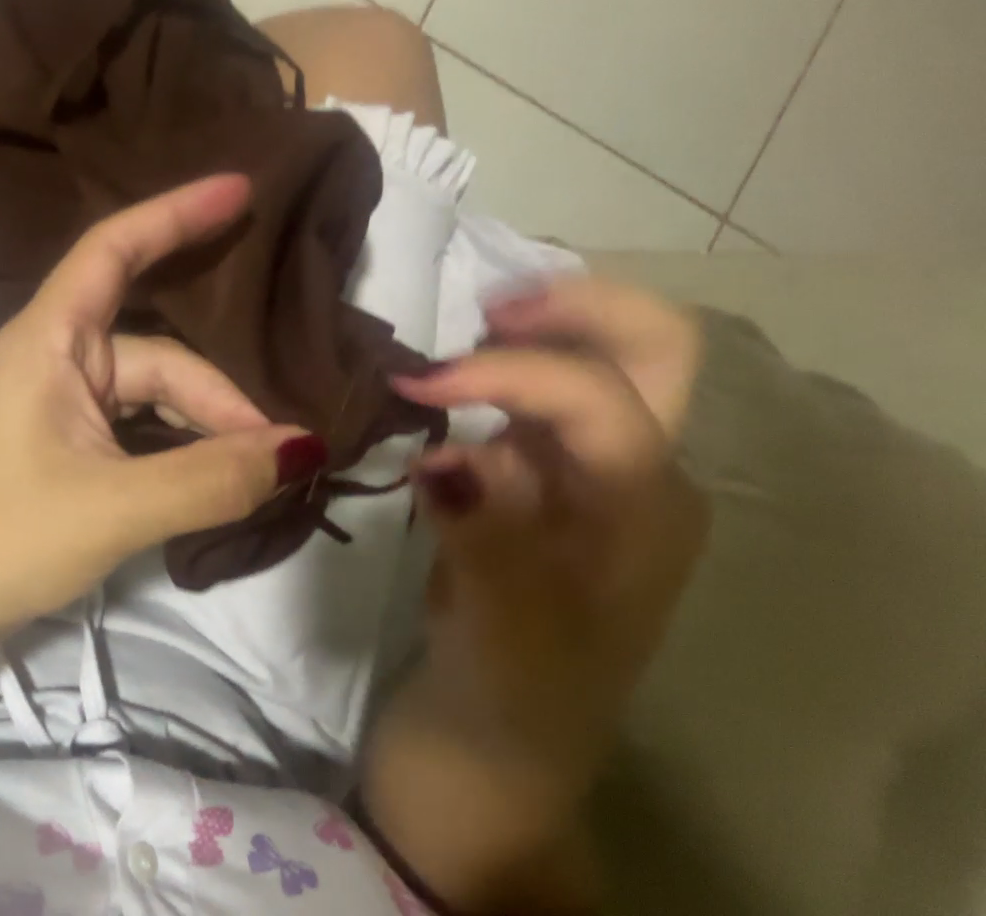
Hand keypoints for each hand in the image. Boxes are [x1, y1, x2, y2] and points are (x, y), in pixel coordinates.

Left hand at [0, 174, 323, 641]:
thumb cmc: (8, 540)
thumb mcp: (118, 507)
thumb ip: (213, 477)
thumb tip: (304, 449)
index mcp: (45, 342)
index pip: (111, 250)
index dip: (175, 213)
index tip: (243, 191)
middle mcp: (50, 357)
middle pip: (155, 347)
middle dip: (216, 392)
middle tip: (283, 446)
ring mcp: (56, 400)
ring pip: (151, 391)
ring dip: (203, 425)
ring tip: (258, 471)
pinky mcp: (63, 440)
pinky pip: (136, 422)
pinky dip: (177, 443)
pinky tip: (216, 474)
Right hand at [391, 275, 707, 791]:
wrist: (487, 753)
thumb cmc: (510, 698)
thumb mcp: (504, 632)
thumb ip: (487, 538)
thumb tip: (443, 456)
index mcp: (646, 508)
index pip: (600, 395)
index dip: (509, 370)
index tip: (414, 385)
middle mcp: (627, 478)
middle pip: (648, 352)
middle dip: (572, 308)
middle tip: (479, 309)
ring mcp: (575, 482)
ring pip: (582, 369)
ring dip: (525, 338)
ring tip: (445, 345)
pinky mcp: (524, 493)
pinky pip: (518, 410)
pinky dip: (483, 383)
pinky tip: (429, 398)